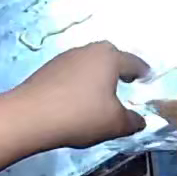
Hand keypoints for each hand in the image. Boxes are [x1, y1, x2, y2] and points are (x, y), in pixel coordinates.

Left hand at [7, 41, 148, 149]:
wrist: (30, 117)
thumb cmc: (80, 115)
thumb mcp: (115, 124)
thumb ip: (132, 121)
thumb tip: (140, 120)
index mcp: (109, 58)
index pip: (133, 62)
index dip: (142, 71)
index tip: (147, 78)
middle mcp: (88, 51)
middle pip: (109, 54)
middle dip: (119, 66)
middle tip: (125, 80)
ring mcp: (65, 57)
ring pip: (88, 61)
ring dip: (97, 73)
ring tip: (101, 91)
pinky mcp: (47, 69)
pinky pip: (72, 71)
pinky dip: (80, 80)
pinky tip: (77, 97)